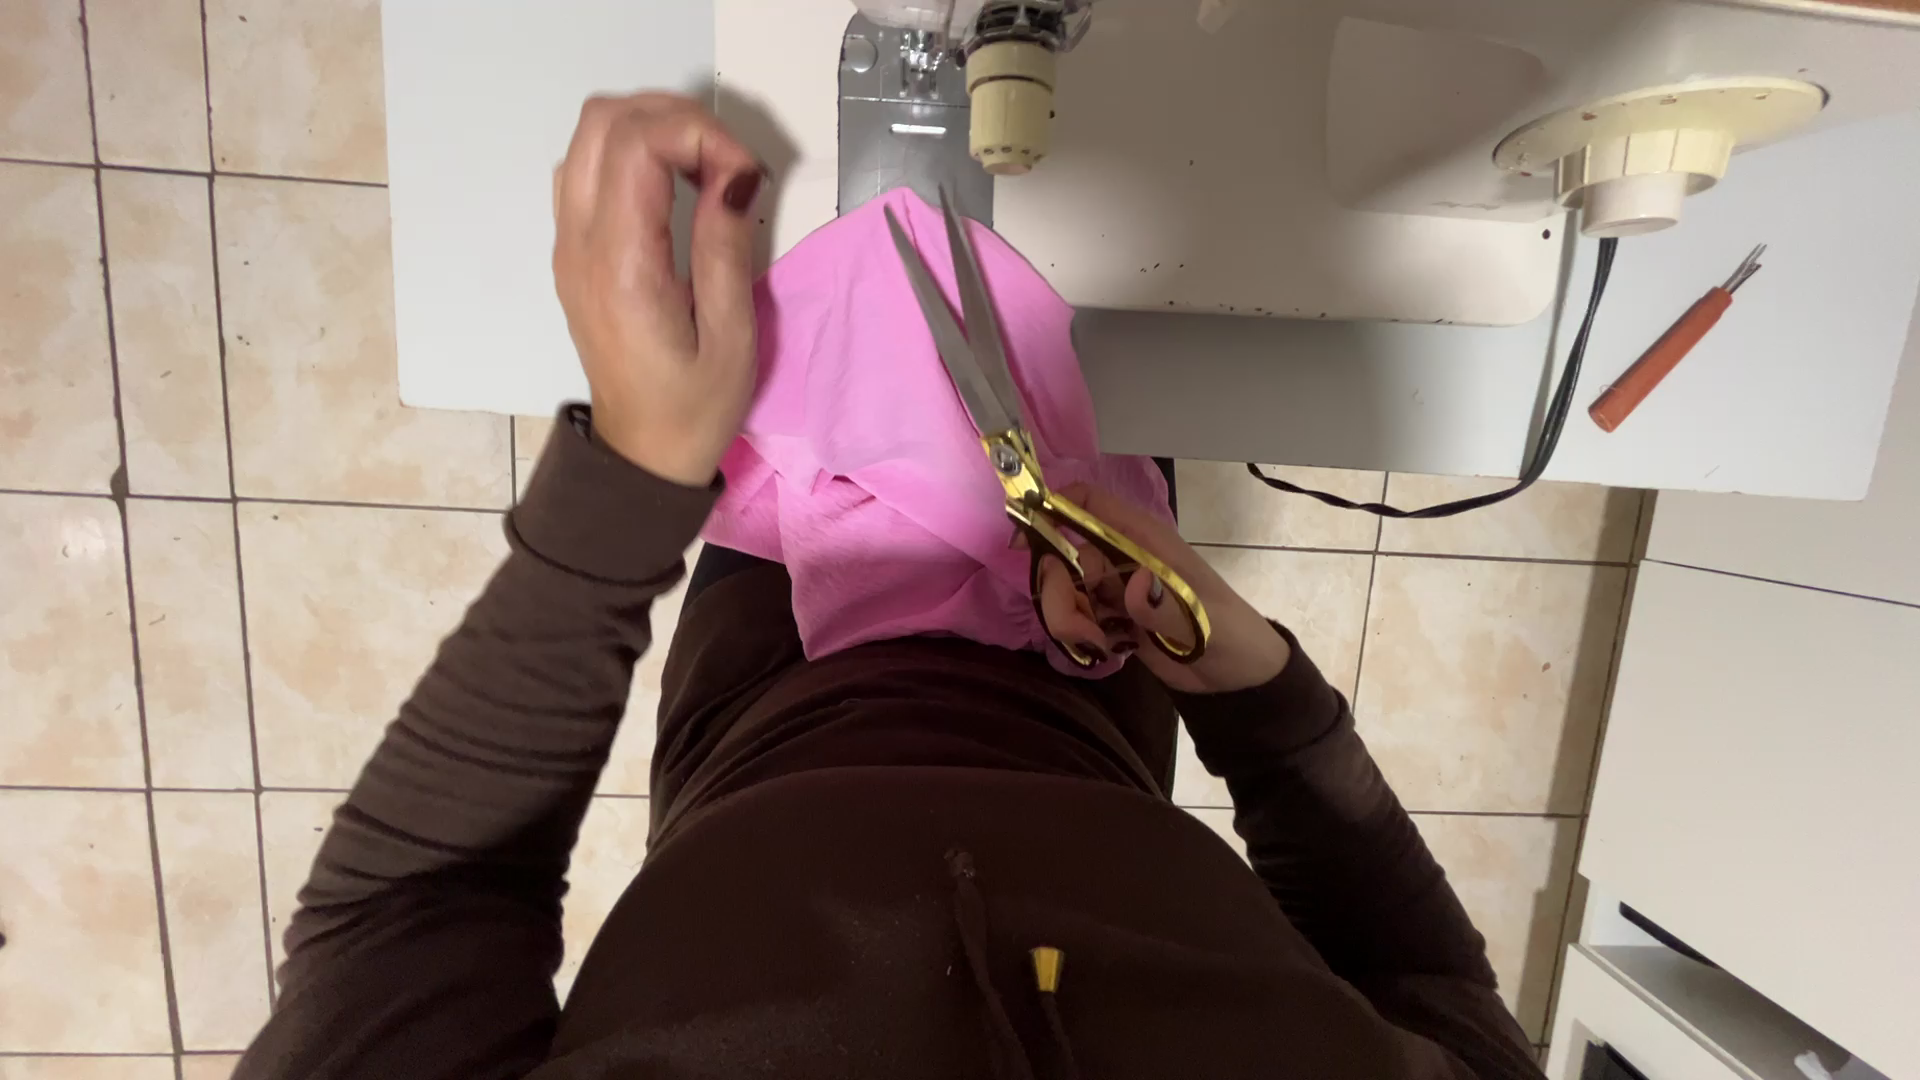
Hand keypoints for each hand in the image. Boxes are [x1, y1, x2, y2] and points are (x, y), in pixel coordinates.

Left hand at [551, 93, 765, 485]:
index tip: (746, 176)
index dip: (700, 135)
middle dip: (675, 119)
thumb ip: (725, 248)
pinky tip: (673, 186)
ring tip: (707, 168)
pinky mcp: (572, 253)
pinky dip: (631, 155)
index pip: (637, 143)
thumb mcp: (732, 337)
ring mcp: (567, 244)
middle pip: (603, 121)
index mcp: (621, 265)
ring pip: (588, 137)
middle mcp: (579, 242)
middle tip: (730, 162)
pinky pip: (586, 170)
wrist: (644, 453)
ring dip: (650, 130)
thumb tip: (732, 175)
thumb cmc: (696, 407)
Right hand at [1035, 484, 1290, 693]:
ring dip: (1070, 620)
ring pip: (1064, 591)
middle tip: (1081, 627)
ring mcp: (1112, 588)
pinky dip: (1080, 636)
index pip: (1087, 503)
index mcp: (1143, 540)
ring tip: (1102, 644)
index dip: (1050, 511)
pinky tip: (1108, 650)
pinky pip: (1074, 617)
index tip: (1023, 544)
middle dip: (1059, 592)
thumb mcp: (1203, 622)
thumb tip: (1134, 584)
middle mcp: (1121, 557)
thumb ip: (1165, 606)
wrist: (1236, 678)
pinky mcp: (1109, 618)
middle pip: (1062, 556)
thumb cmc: (1228, 635)